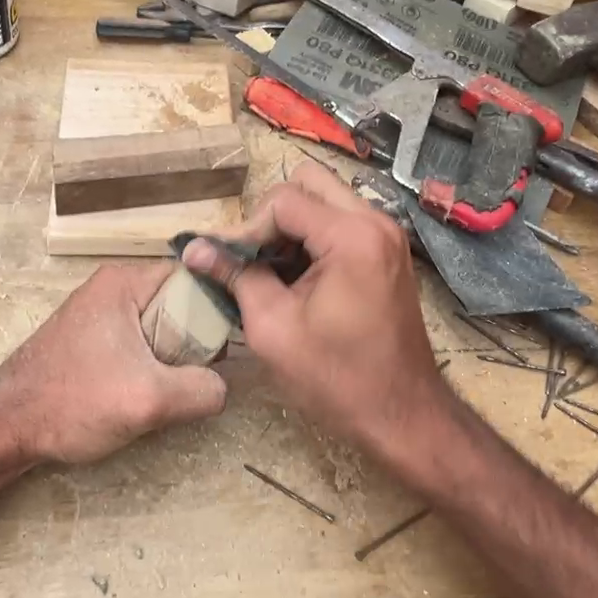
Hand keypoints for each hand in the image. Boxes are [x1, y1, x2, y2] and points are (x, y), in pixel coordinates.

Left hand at [0, 264, 227, 464]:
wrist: (6, 427)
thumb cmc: (72, 401)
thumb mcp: (150, 399)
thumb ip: (201, 390)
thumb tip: (221, 388)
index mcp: (124, 281)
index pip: (193, 277)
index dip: (217, 308)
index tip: (226, 346)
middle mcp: (113, 288)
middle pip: (179, 303)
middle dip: (194, 340)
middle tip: (197, 375)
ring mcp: (100, 313)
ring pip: (161, 328)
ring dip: (172, 359)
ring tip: (169, 390)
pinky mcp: (93, 340)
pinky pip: (140, 344)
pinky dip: (150, 367)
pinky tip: (145, 395)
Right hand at [182, 161, 442, 454]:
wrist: (404, 416)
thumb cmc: (338, 379)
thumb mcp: (274, 328)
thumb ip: (236, 277)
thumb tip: (193, 249)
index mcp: (353, 236)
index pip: (283, 199)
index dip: (247, 228)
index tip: (227, 264)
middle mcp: (376, 222)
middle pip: (308, 182)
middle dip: (272, 215)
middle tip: (254, 258)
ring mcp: (387, 235)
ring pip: (325, 199)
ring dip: (292, 227)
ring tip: (270, 271)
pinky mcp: (387, 252)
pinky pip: (341, 222)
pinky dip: (313, 239)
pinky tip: (296, 278)